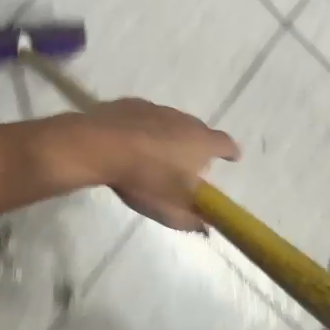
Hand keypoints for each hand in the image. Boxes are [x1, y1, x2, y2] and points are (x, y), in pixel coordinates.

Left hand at [82, 99, 239, 232]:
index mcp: (199, 141)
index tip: (231, 158)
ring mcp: (153, 107)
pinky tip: (132, 141)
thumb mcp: (172, 212)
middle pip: (197, 130)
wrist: (98, 145)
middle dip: (197, 145)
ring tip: (158, 154)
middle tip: (188, 163)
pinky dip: (144, 127)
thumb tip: (205, 226)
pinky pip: (144, 116)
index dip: (229, 151)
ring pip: (170, 121)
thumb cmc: (143, 178)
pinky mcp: (128, 103)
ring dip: (169, 135)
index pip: (225, 143)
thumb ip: (194, 220)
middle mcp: (180, 119)